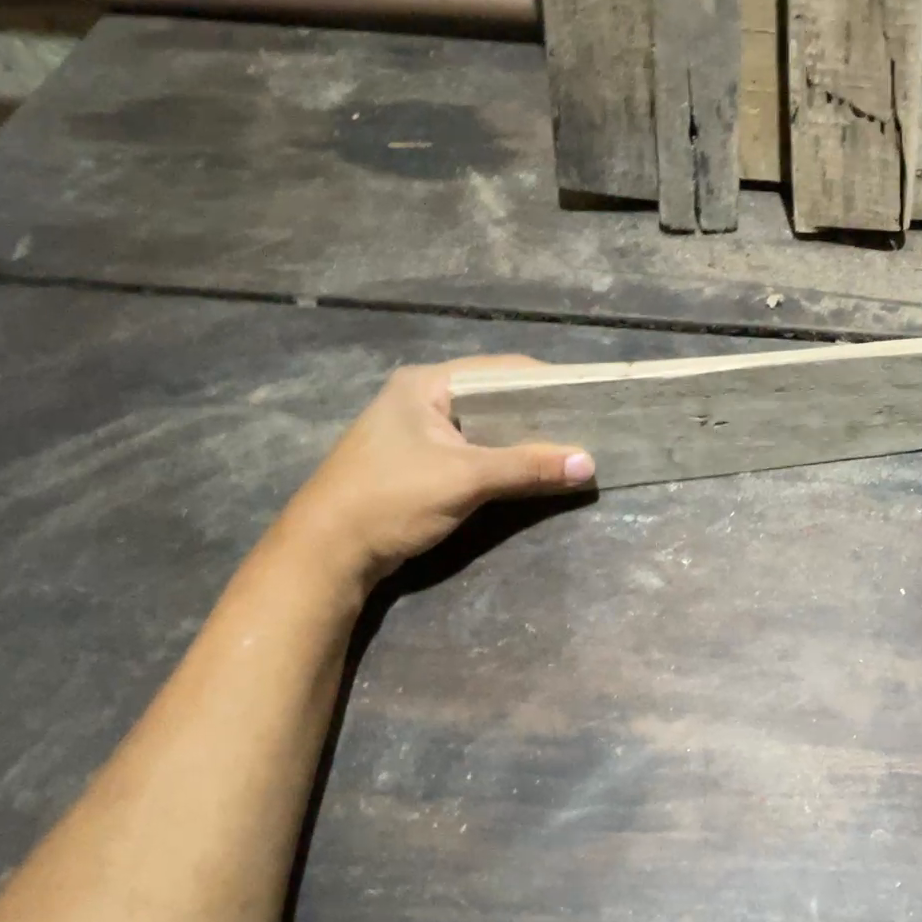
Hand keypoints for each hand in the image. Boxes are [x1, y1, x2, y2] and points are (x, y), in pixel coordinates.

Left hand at [275, 355, 593, 584]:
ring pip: (491, 428)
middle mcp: (426, 399)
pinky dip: (510, 460)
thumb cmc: (391, 498)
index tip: (593, 400)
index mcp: (428, 384)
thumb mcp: (466, 479)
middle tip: (591, 428)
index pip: (503, 371)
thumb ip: (528, 467)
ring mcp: (424, 432)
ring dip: (528, 442)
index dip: (550, 383)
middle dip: (544, 415)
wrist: (328, 551)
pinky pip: (480, 451)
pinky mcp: (425, 462)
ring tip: (573, 450)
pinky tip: (537, 472)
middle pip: (499, 398)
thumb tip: (588, 464)